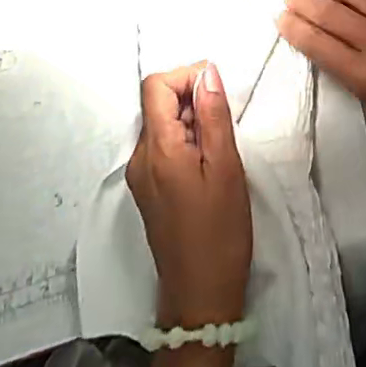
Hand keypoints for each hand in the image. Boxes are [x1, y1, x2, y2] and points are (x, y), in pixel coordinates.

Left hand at [127, 63, 251, 328]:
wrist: (201, 294)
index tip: (219, 92)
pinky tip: (209, 163)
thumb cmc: (220, 231)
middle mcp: (139, 158)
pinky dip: (186, 141)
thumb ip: (214, 116)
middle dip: (192, 98)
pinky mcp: (149, 189)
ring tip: (221, 146)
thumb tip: (207, 72)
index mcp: (156, 149)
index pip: (155, 85)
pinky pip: (163, 147)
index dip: (187, 76)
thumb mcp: (226, 168)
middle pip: (157, 103)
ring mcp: (140, 175)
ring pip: (162, 124)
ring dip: (191, 120)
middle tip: (226, 123)